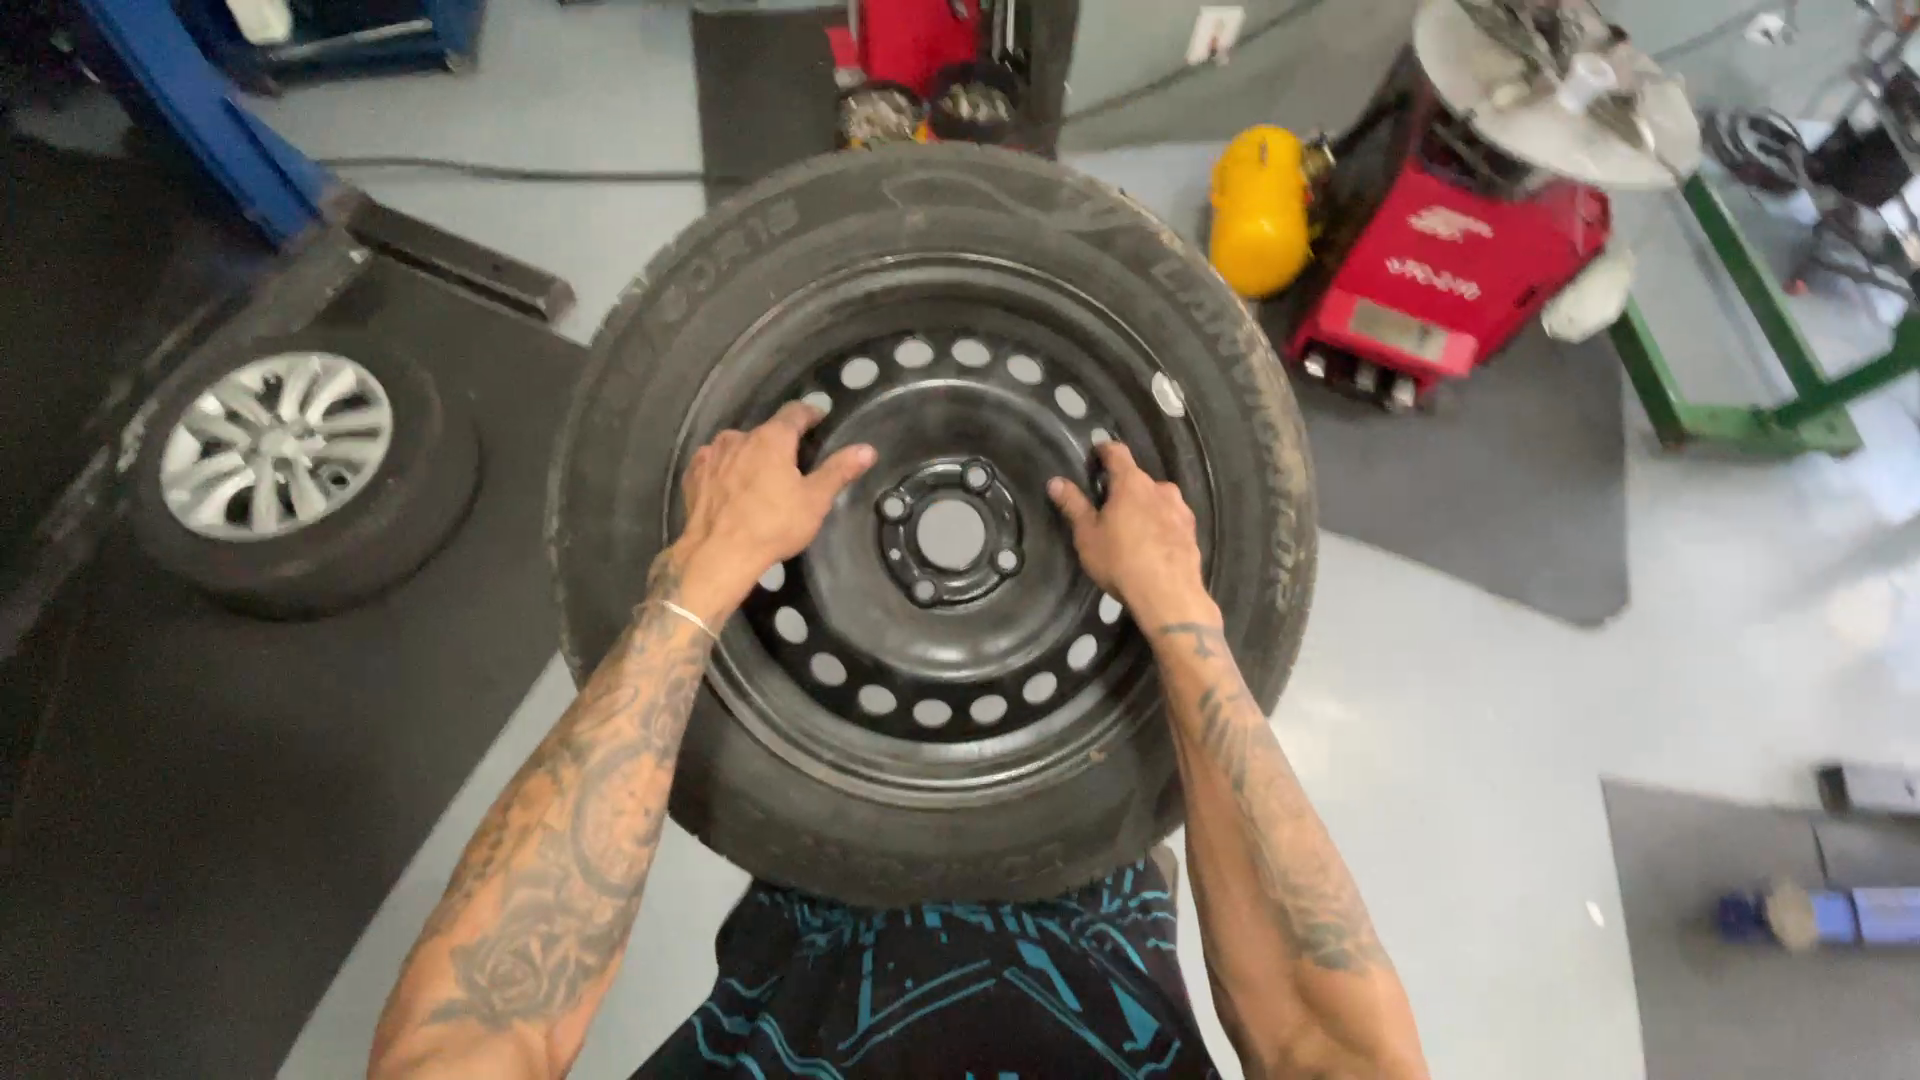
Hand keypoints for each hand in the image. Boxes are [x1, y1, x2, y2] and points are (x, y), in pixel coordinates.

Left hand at [666, 402, 876, 622]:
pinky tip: (730, 490)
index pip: (795, 413)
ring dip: (750, 457)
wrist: (718, 555)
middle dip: (779, 444)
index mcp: (772, 438)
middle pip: (765, 432)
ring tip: (759, 481)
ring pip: (738, 447)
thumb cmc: (773, 525)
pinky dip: (726, 471)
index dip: (810, 414)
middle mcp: (739, 437)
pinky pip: (715, 464)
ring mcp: (711, 454)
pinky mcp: (693, 475)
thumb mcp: (815, 500)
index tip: (818, 420)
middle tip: (791, 467)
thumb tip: (868, 449)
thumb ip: (839, 471)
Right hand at [1048, 442, 1218, 627]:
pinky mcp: (1192, 532)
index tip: (1095, 455)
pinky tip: (1152, 545)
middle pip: (1138, 479)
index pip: (1117, 452)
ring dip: (1144, 507)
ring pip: (1157, 500)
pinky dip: (1160, 525)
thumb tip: (1055, 481)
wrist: (1168, 594)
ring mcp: (1180, 509)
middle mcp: (1160, 488)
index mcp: (1131, 483)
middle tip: (1108, 508)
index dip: (1104, 450)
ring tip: (1131, 530)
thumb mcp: (1087, 535)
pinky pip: (1170, 520)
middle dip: (1123, 488)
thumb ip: (1073, 505)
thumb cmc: (1120, 560)